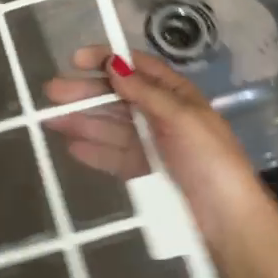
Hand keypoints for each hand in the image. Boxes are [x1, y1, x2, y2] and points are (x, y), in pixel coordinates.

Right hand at [43, 46, 269, 238]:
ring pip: (111, 126)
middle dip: (86, 93)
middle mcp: (161, 115)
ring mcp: (152, 145)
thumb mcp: (181, 118)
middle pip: (118, 98)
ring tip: (50, 120)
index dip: (108, 59)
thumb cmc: (210, 159)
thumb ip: (146, 92)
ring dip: (82, 120)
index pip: (138, 68)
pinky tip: (71, 147)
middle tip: (51, 92)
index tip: (76, 60)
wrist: (227, 218)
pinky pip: (113, 155)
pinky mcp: (145, 172)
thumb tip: (113, 64)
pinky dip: (94, 150)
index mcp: (176, 95)